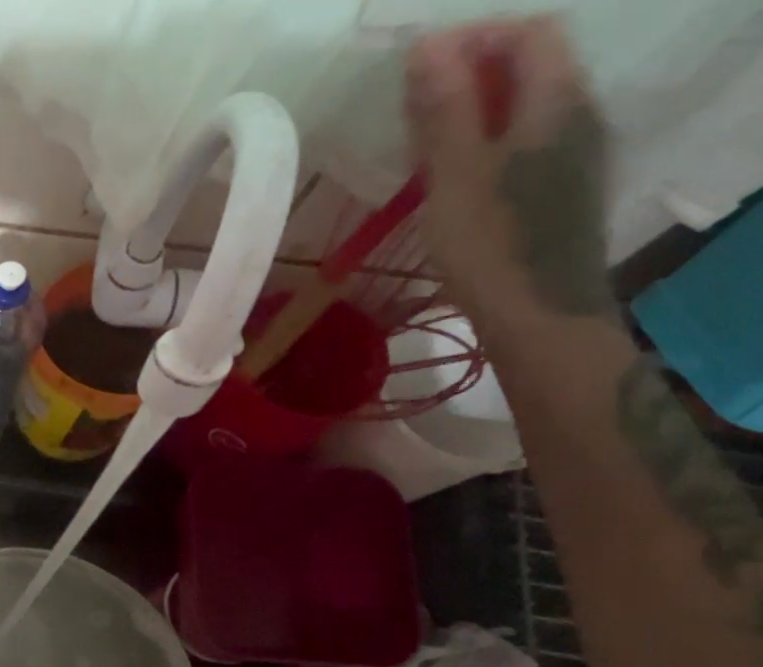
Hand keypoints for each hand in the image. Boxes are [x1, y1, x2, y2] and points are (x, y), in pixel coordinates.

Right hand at [405, 17, 610, 327]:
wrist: (539, 315)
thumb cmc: (490, 243)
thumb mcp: (455, 173)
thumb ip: (445, 106)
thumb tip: (428, 46)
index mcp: (557, 100)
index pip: (528, 32)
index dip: (473, 39)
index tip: (416, 71)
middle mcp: (578, 114)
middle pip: (529, 65)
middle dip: (467, 74)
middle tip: (409, 109)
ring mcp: (574, 152)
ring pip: (524, 105)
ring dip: (471, 111)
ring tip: (419, 144)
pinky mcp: (560, 186)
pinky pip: (524, 139)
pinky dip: (485, 140)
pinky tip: (448, 177)